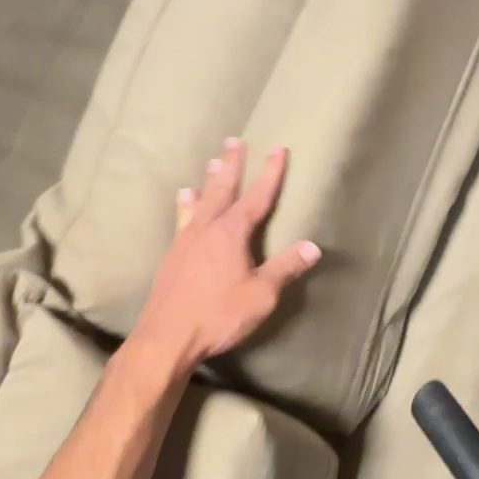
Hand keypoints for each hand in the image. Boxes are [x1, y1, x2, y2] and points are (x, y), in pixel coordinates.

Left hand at [128, 138, 319, 371]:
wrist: (167, 336)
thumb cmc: (219, 315)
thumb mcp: (261, 295)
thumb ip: (285, 269)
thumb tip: (311, 247)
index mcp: (231, 233)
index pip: (257, 197)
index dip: (270, 173)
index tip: (277, 149)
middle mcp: (206, 229)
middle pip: (222, 190)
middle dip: (231, 166)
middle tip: (234, 141)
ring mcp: (184, 241)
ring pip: (198, 202)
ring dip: (207, 182)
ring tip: (209, 164)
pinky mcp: (171, 258)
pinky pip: (181, 221)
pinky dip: (185, 206)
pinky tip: (183, 203)